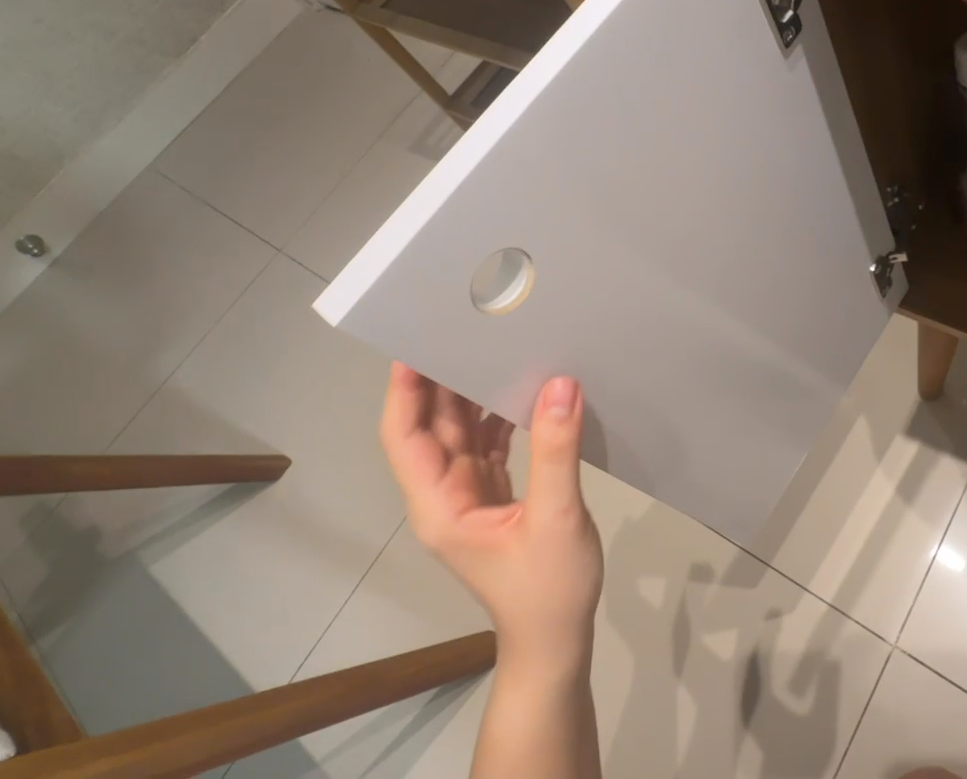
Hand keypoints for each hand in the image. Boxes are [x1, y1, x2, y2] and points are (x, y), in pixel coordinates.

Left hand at [379, 366, 603, 665]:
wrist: (557, 639)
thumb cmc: (547, 588)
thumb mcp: (555, 518)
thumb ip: (556, 451)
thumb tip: (561, 383)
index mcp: (440, 505)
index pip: (406, 437)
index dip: (405, 391)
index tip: (417, 343)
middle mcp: (446, 494)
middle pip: (432, 427)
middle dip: (441, 380)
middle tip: (463, 328)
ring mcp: (469, 495)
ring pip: (460, 432)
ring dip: (471, 394)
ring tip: (492, 347)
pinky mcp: (494, 496)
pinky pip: (488, 444)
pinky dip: (500, 414)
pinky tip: (521, 388)